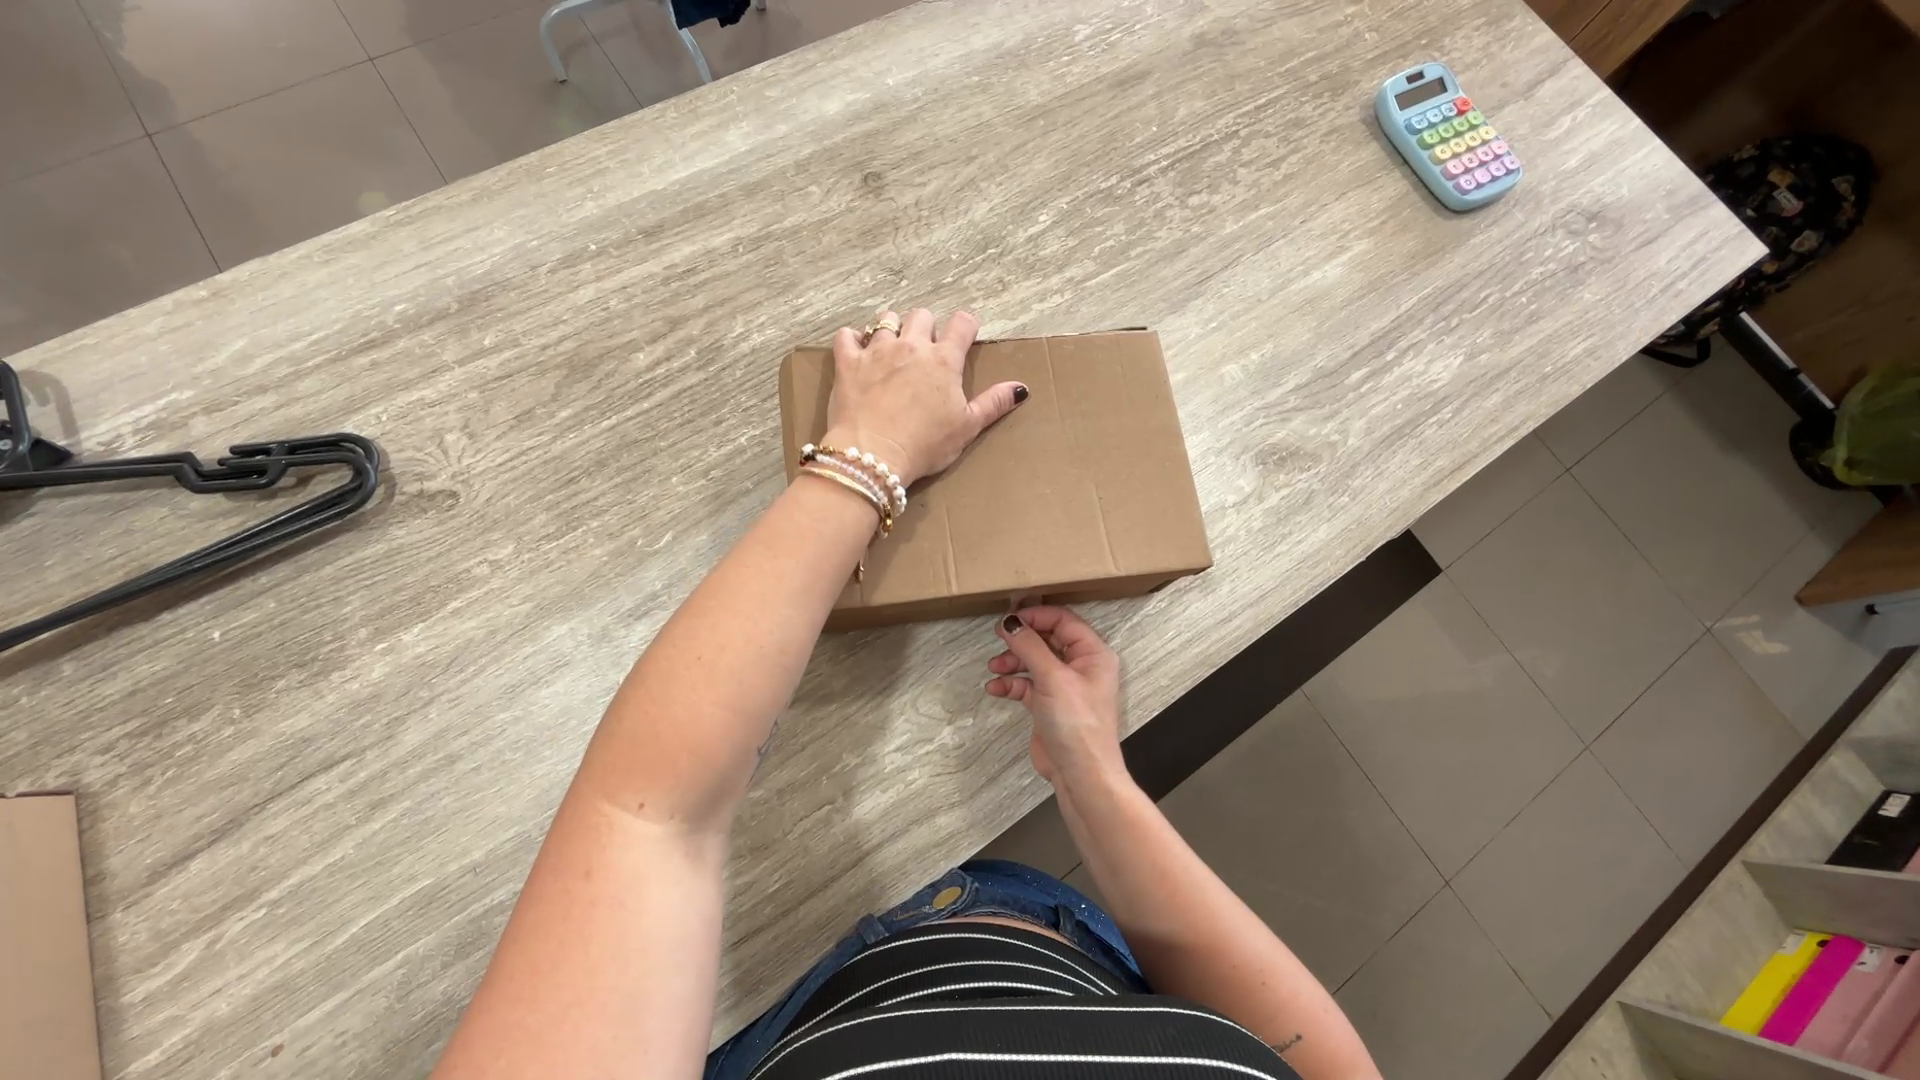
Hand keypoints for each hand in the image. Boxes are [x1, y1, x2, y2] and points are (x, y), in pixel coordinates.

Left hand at [823, 308, 1026, 485]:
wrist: (873, 455)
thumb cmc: (924, 445)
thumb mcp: (967, 428)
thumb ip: (993, 403)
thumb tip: (1021, 388)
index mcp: (944, 361)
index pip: (962, 324)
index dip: (966, 326)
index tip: (965, 336)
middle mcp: (912, 347)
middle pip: (922, 315)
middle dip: (926, 326)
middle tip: (925, 348)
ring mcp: (877, 352)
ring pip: (885, 319)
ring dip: (891, 328)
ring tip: (892, 346)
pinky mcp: (848, 363)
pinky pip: (846, 336)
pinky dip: (852, 338)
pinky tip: (856, 349)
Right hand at [986, 607, 1126, 787]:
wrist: (1081, 774)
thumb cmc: (1078, 724)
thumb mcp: (1053, 678)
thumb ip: (1030, 646)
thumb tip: (1009, 622)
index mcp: (1093, 653)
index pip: (1063, 621)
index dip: (1036, 616)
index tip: (1009, 618)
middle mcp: (1081, 666)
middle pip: (1047, 639)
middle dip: (1021, 639)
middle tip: (997, 637)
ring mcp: (1064, 686)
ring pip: (1034, 661)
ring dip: (1012, 661)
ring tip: (995, 667)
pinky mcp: (1049, 705)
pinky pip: (1027, 685)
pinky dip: (1011, 684)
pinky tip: (995, 688)